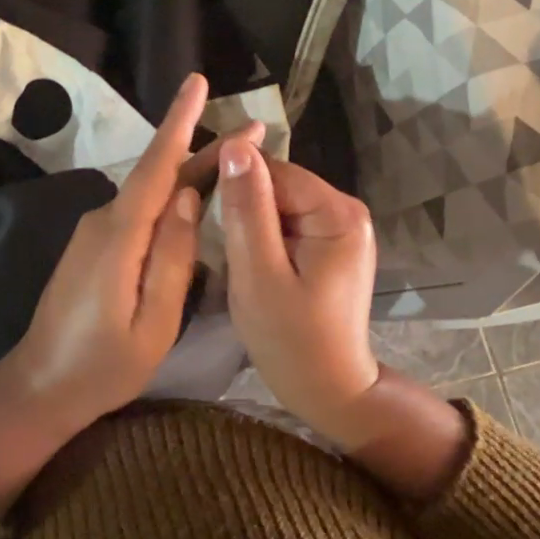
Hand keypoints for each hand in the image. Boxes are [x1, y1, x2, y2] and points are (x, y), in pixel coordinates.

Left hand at [0, 73, 259, 509]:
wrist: (42, 384)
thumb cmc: (103, 363)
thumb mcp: (154, 319)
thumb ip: (173, 256)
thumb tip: (190, 196)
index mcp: (120, 236)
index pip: (155, 167)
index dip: (178, 122)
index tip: (198, 81)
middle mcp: (104, 222)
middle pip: (158, 176)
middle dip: (203, 149)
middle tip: (253, 130)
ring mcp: (94, 234)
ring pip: (149, 193)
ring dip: (190, 173)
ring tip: (237, 160)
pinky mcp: (94, 248)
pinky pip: (138, 213)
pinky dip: (170, 199)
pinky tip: (195, 200)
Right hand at [215, 142, 380, 442]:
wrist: (328, 392)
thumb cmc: (290, 340)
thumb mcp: (259, 274)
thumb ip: (246, 209)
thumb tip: (234, 146)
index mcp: (336, 213)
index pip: (272, 170)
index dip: (230, 180)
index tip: (194, 203)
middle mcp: (346, 211)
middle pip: (277, 184)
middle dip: (241, 203)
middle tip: (209, 237)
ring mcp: (339, 229)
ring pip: (277, 204)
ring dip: (248, 221)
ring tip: (224, 251)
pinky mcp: (328, 247)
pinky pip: (285, 224)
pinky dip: (261, 237)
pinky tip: (244, 260)